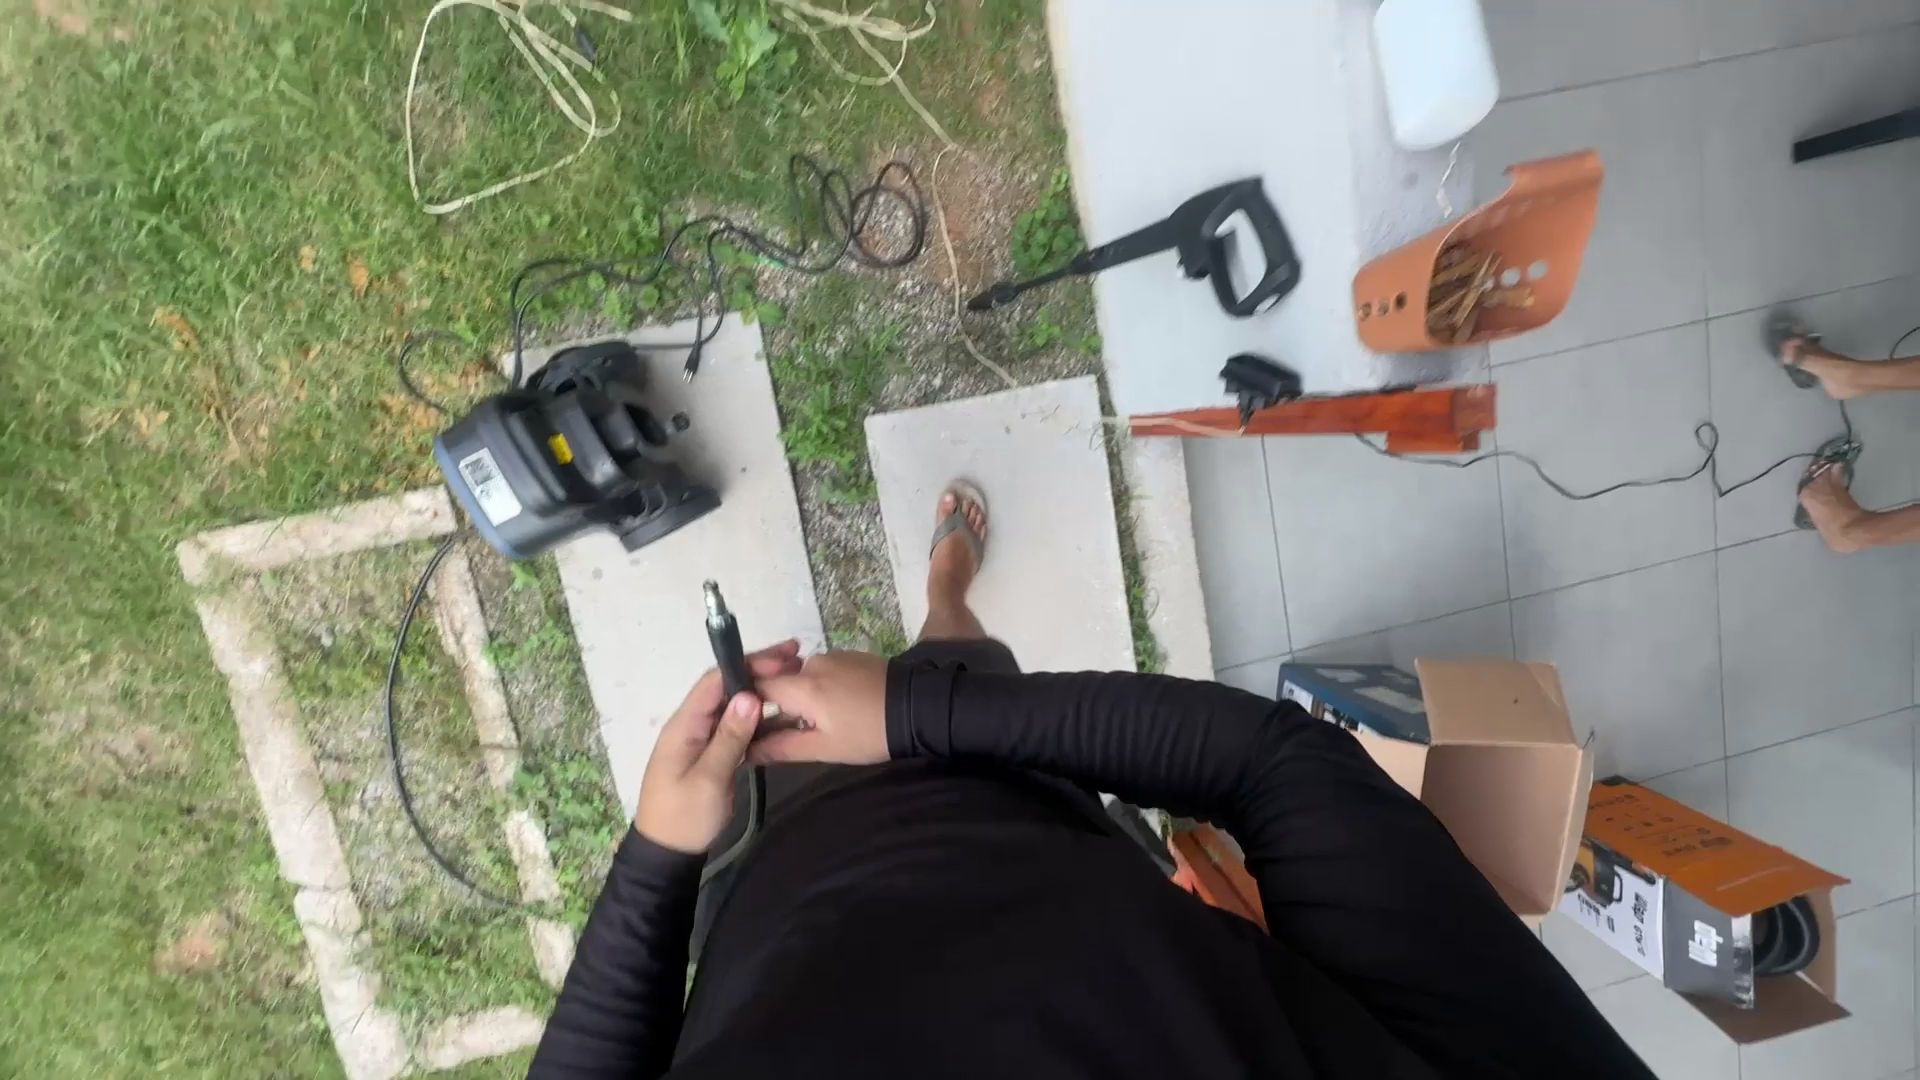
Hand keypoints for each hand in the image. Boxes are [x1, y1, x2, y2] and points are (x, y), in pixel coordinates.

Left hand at [633, 639, 802, 853]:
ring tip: (797, 679)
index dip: (748, 664)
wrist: (667, 855)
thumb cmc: (684, 817)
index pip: (716, 680)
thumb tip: (749, 696)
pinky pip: (738, 725)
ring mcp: (704, 737)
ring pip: (735, 704)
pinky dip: (761, 715)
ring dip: (764, 690)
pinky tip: (786, 712)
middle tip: (797, 659)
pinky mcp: (715, 751)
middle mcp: (693, 724)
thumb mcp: (708, 779)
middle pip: (727, 686)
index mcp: (684, 725)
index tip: (782, 659)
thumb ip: (729, 737)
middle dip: (760, 670)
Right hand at [750, 650, 888, 764]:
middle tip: (788, 733)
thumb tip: (746, 751)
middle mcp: (814, 662)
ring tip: (819, 724)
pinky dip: (821, 689)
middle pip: (780, 681)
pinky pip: (823, 671)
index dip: (747, 705)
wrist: (918, 707)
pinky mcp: (851, 655)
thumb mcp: (824, 748)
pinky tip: (837, 708)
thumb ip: (782, 747)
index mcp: (803, 685)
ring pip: (803, 677)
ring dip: (803, 698)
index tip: (746, 725)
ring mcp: (835, 656)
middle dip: (779, 706)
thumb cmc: (869, 733)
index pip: (757, 686)